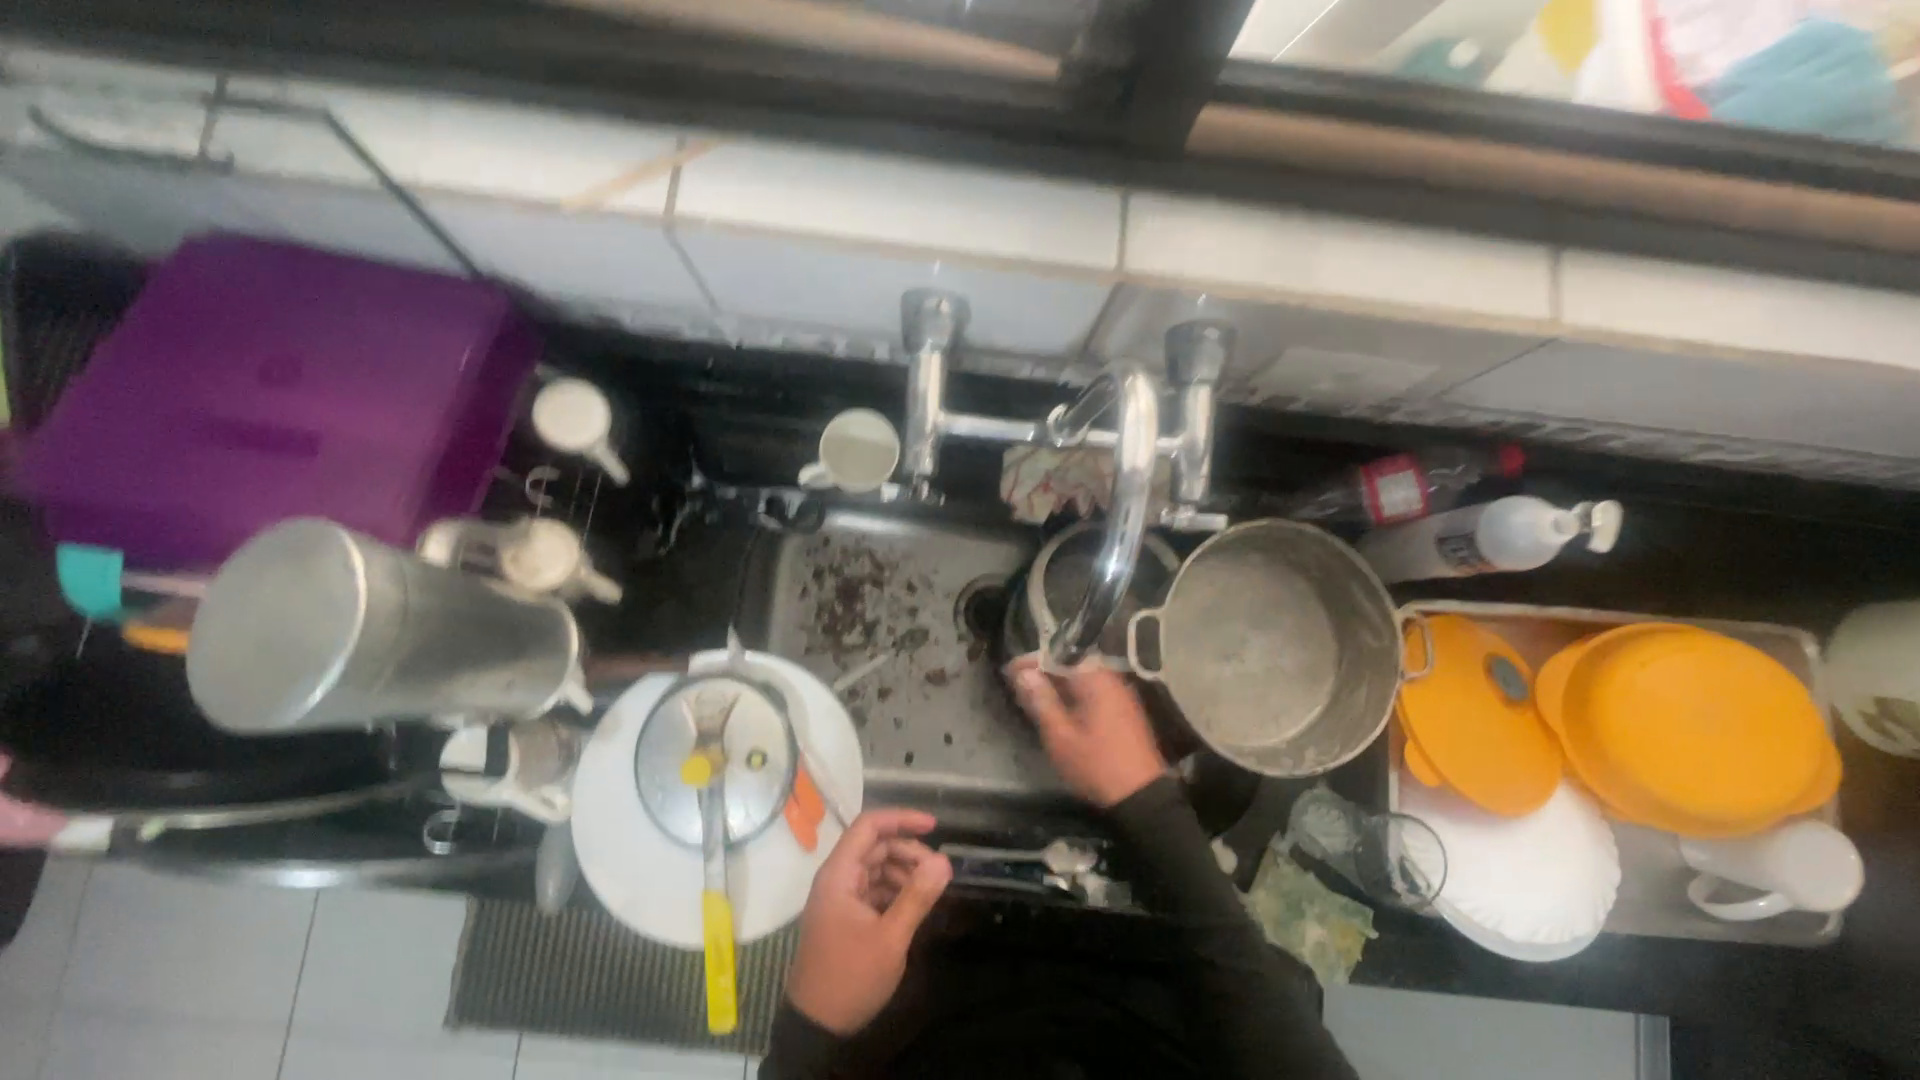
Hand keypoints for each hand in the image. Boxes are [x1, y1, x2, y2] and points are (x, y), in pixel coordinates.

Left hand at [785, 808, 952, 1035]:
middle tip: (938, 871)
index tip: (935, 827)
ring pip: (876, 868)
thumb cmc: (850, 976)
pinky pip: (874, 889)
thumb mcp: (890, 937)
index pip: (869, 826)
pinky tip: (915, 905)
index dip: (901, 819)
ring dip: (904, 872)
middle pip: (875, 846)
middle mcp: (837, 879)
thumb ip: (917, 896)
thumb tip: (944, 861)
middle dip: (908, 851)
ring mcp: (840, 898)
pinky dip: (896, 891)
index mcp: (839, 874)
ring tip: (930, 890)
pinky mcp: (846, 917)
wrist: (817, 1024)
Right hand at [1006, 656, 1166, 807]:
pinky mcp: (1124, 710)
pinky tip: (1060, 710)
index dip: (1031, 662)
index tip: (1008, 672)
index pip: (1058, 656)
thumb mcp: (1060, 736)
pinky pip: (1093, 691)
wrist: (1141, 796)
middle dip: (1044, 672)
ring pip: (1082, 679)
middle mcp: (1111, 679)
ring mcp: (1121, 694)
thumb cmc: (1096, 765)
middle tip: (1019, 685)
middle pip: (1072, 664)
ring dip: (1058, 684)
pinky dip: (1073, 695)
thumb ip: (1041, 701)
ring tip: (1034, 697)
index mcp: (1095, 680)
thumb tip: (1023, 673)